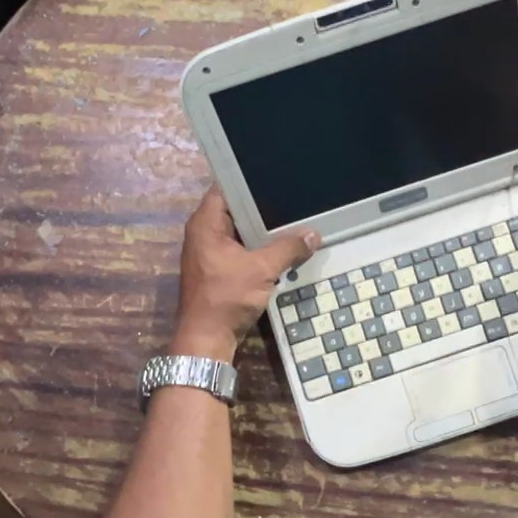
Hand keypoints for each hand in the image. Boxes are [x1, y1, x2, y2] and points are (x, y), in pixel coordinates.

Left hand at [173, 187, 318, 360]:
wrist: (207, 339)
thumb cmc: (227, 297)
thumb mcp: (263, 270)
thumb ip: (289, 248)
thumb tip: (314, 235)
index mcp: (205, 223)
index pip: (226, 188)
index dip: (249, 182)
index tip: (274, 177)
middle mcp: (203, 233)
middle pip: (235, 210)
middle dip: (261, 207)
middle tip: (290, 199)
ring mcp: (209, 252)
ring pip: (239, 232)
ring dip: (261, 231)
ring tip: (292, 220)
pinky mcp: (217, 269)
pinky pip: (240, 249)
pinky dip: (257, 248)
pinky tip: (280, 248)